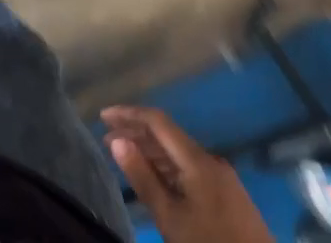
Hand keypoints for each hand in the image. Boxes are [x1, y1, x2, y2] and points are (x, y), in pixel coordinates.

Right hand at [100, 105, 272, 242]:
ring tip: (125, 157)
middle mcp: (211, 160)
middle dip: (136, 134)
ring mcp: (222, 177)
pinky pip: (191, 169)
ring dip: (151, 152)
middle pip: (168, 136)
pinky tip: (155, 178)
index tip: (103, 117)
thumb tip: (117, 141)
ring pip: (179, 154)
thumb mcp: (169, 216)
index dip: (129, 114)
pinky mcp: (227, 193)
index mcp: (198, 160)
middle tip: (106, 140)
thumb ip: (142, 177)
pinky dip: (168, 167)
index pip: (158, 122)